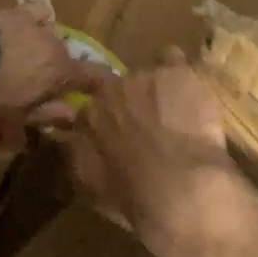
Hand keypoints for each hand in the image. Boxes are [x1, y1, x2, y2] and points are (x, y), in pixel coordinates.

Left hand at [0, 3, 107, 122]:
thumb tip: (73, 115)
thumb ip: (50, 114)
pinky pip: (39, 12)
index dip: (101, 80)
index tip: (105, 84)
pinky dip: (39, 19)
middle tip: (44, 79)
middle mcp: (57, 45)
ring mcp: (38, 26)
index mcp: (62, 72)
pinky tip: (31, 25)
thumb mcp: (21, 115)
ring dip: (47, 45)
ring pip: (53, 35)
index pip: (94, 75)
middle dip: (61, 67)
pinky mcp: (19, 12)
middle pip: (68, 56)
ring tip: (31, 53)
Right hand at [71, 48, 248, 254]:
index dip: (104, 123)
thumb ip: (77, 159)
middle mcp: (109, 90)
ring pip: (146, 76)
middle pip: (117, 88)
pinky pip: (173, 59)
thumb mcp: (90, 187)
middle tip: (146, 125)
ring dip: (155, 90)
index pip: (89, 111)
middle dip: (128, 102)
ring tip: (174, 112)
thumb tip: (68, 145)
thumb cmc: (134, 198)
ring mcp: (144, 77)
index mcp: (87, 117)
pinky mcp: (177, 72)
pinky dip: (178, 70)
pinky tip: (188, 84)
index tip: (116, 137)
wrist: (182, 190)